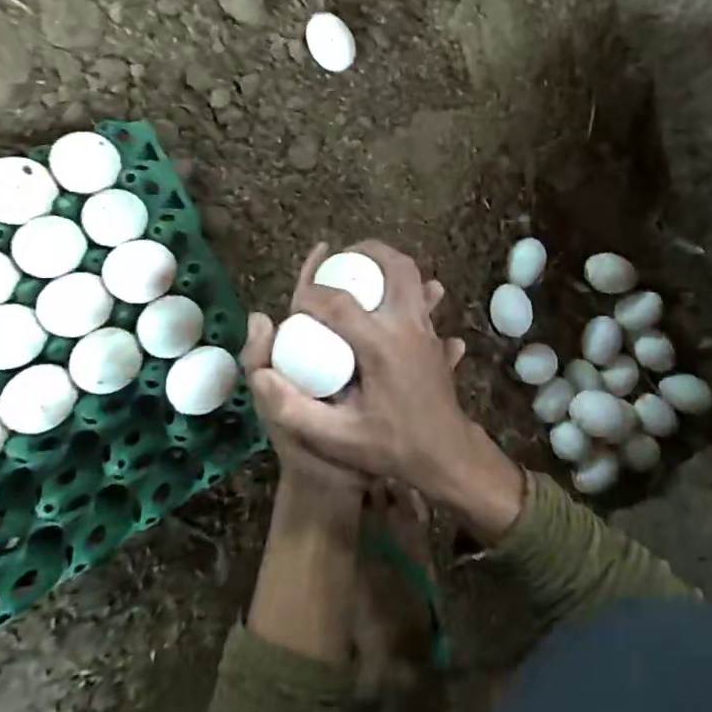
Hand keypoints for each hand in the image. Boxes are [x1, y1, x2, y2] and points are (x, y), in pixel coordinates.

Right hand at [255, 242, 525, 539]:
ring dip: (386, 263)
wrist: (448, 458)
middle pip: (393, 267)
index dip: (309, 294)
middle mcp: (407, 327)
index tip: (293, 304)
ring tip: (360, 266)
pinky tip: (387, 297)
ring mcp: (427, 330)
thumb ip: (294, 410)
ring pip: (413, 276)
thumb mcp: (338, 438)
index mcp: (380, 345)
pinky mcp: (435, 339)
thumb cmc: (393, 447)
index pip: (338, 302)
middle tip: (338, 257)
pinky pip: (421, 297)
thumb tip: (263, 375)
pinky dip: (403, 285)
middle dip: (363, 253)